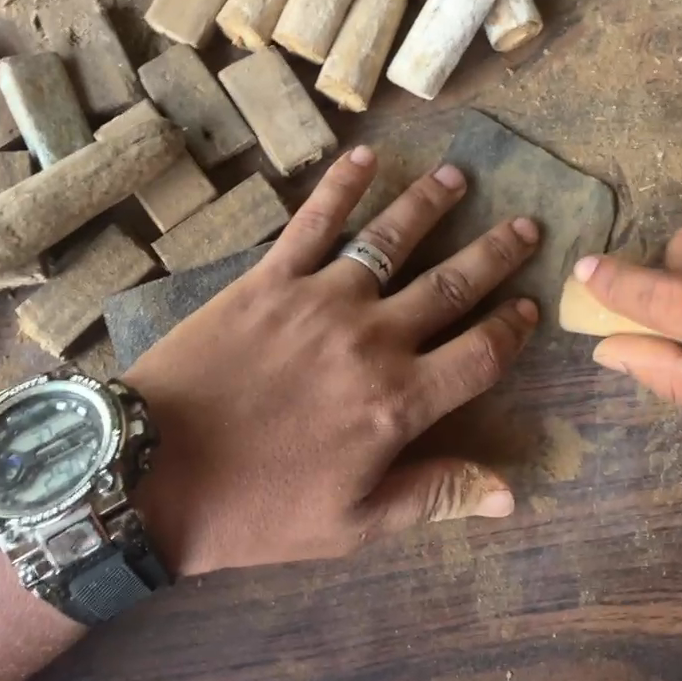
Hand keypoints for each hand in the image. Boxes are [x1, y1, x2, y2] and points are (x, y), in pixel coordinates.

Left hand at [125, 146, 541, 577]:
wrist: (150, 475)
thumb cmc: (255, 508)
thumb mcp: (352, 523)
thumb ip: (433, 496)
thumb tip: (511, 493)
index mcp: (398, 402)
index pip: (480, 355)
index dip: (512, 330)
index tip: (530, 307)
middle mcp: (373, 339)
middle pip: (451, 285)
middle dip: (495, 254)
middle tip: (526, 226)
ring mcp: (321, 300)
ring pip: (391, 240)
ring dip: (430, 205)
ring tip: (459, 178)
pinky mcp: (270, 278)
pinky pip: (313, 222)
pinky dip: (342, 186)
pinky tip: (366, 157)